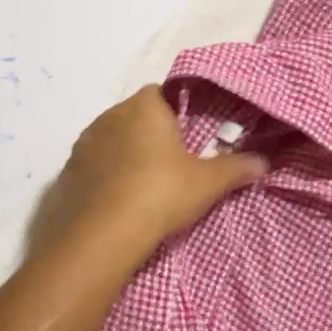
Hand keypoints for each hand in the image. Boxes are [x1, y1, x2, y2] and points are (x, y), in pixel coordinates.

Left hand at [34, 86, 266, 255]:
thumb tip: (263, 162)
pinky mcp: (67, 173)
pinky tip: (120, 202)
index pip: (162, 94)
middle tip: (174, 165)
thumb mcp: (207, 183)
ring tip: (145, 187)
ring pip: (112, 142)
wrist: (102, 236)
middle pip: (136, 117)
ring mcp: (83, 144)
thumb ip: (236, 168)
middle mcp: (109, 116)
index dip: (178, 113)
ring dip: (126, 156)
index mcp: (144, 107)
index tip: (191, 138)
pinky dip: (106, 178)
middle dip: (152, 135)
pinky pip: (93, 167)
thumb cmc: (160, 194)